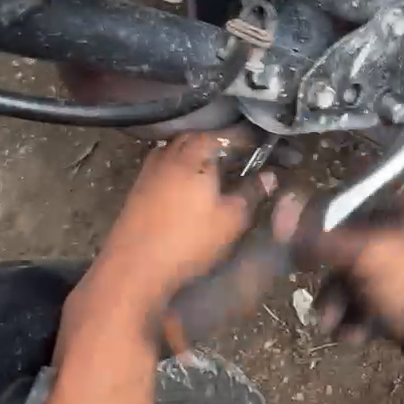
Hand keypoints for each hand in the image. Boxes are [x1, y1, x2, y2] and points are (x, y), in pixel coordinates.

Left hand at [70, 132, 271, 330]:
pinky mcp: (139, 188)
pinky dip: (183, 168)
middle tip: (242, 157)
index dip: (250, 140)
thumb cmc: (189, 240)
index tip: (266, 146)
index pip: (229, 135)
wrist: (134, 268)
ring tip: (219, 171)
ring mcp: (151, 169)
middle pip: (200, 137)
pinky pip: (167, 166)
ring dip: (200, 155)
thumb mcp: (232, 219)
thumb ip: (252, 193)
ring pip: (180, 150)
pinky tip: (193, 188)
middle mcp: (171, 154)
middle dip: (222, 143)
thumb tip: (270, 176)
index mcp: (197, 154)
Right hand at [284, 195, 403, 390]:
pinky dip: (361, 323)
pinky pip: (377, 312)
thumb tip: (284, 214)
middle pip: (354, 252)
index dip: (323, 231)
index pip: (353, 211)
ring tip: (333, 328)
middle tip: (316, 304)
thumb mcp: (373, 255)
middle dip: (333, 280)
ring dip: (343, 306)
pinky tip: (353, 338)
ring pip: (363, 285)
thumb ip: (327, 239)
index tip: (295, 252)